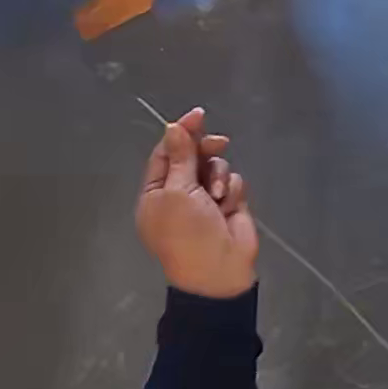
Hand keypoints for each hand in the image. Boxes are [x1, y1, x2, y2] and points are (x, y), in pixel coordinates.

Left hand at [136, 107, 256, 298]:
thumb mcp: (178, 192)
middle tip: (219, 144)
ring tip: (218, 196)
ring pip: (215, 167)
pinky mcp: (227, 205)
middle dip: (205, 151)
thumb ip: (180, 157)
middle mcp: (178, 194)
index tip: (198, 115)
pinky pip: (232, 182)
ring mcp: (204, 200)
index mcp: (155, 193)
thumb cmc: (188, 233)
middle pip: (192, 156)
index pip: (165, 153)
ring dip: (218, 176)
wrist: (219, 272)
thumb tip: (173, 127)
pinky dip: (232, 191)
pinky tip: (229, 207)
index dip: (181, 133)